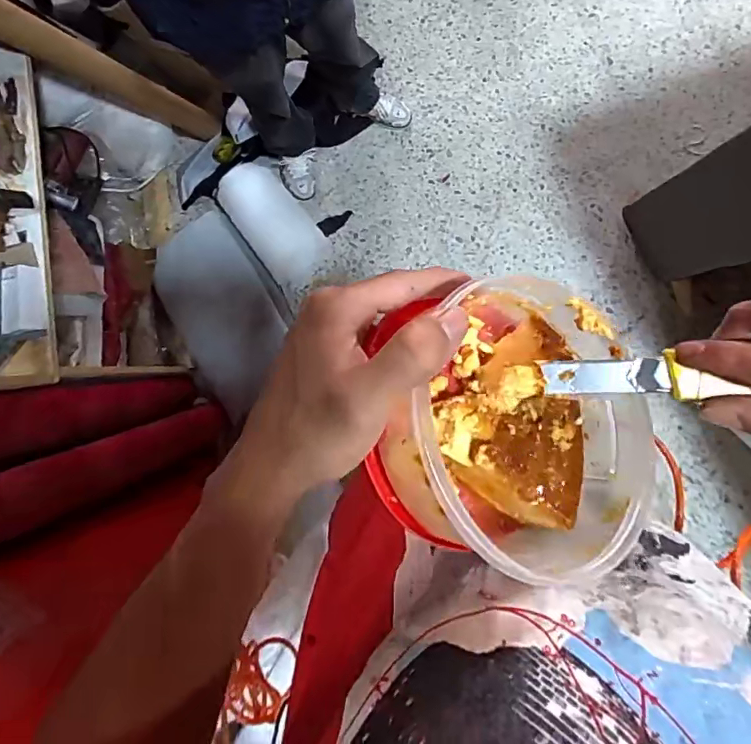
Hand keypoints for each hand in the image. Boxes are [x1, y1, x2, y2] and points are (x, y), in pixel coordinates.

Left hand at [221, 269, 468, 508]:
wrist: (270, 468)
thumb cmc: (319, 432)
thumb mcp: (370, 395)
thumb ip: (412, 353)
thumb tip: (455, 315)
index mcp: (337, 306)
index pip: (402, 282)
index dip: (443, 283)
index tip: (480, 289)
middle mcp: (327, 305)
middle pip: (392, 295)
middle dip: (433, 303)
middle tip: (475, 320)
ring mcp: (322, 326)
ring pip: (382, 314)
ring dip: (416, 323)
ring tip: (454, 338)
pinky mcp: (322, 347)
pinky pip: (371, 332)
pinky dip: (398, 339)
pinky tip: (417, 359)